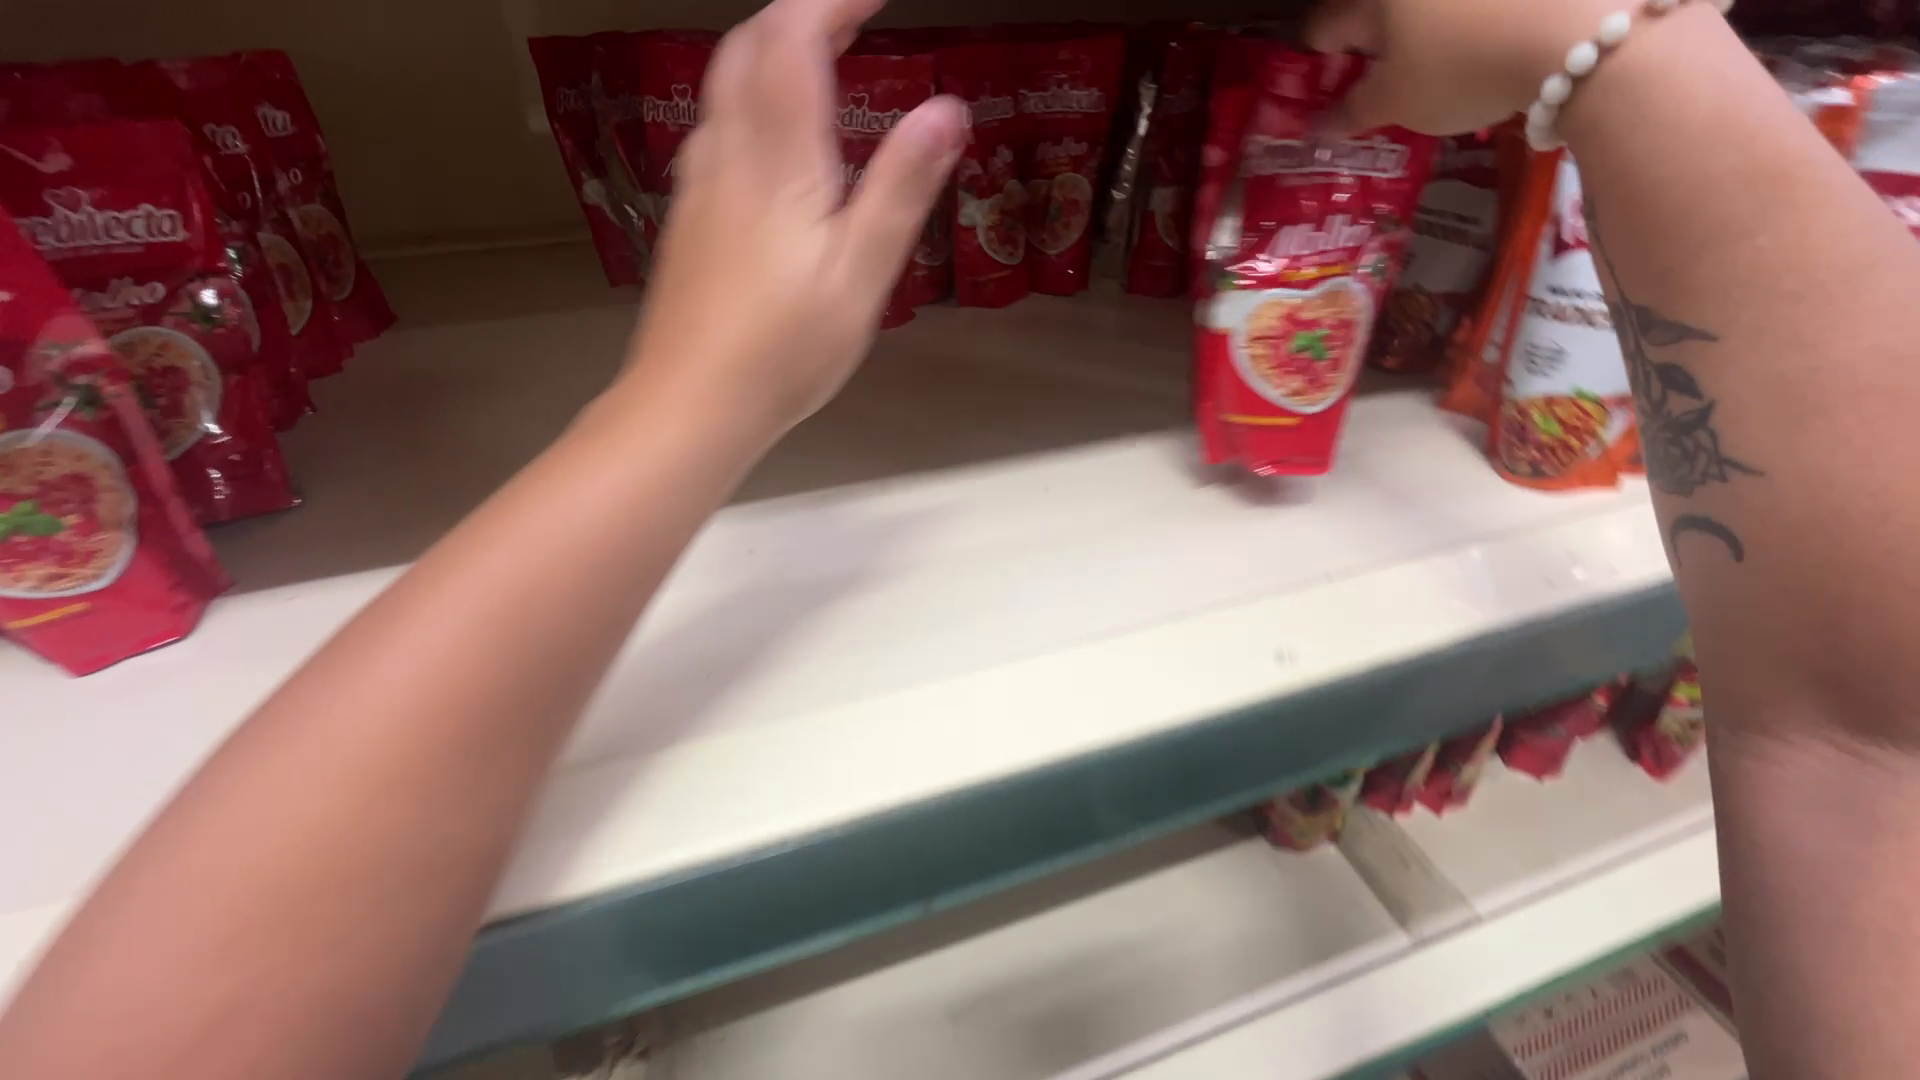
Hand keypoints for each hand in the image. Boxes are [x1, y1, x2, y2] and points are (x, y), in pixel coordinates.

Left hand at [622, 0, 967, 438]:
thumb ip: (900, 189)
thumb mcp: (861, 274)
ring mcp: (699, 186)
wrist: (691, 403)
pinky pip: (716, 130)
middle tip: (854, 16)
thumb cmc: (784, 349)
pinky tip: (773, 142)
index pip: (794, 34)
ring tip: (821, 63)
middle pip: (750, 46)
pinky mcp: (688, 220)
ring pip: (726, 86)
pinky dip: (751, 102)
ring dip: (771, 52)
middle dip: (802, 13)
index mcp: (777, 158)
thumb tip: (947, 110)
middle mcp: (728, 154)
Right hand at [1306, 0, 1623, 135]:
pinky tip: (1481, 45)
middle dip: (1372, 44)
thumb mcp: (1396, 103)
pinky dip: (1468, 23)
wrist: (1581, 34)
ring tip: (1435, 64)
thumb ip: (1349, 113)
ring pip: (1427, 10)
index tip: (1328, 84)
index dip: (1318, 59)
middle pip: (1377, 10)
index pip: (1325, 25)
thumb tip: (1315, 128)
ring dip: (1422, 32)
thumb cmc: (1463, 68)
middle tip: (1379, 78)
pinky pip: (1476, 12)